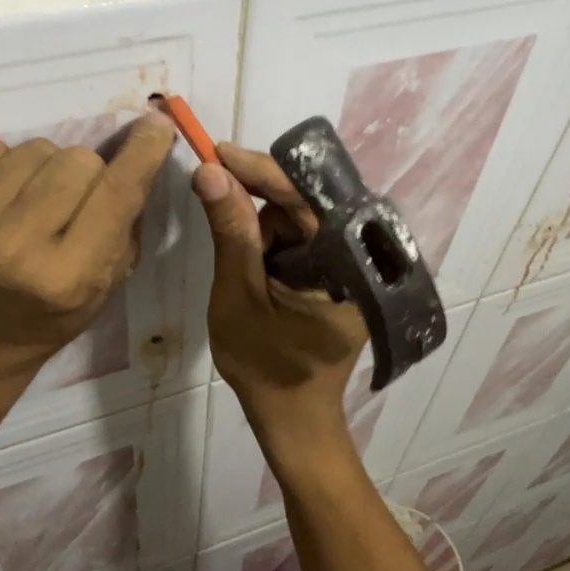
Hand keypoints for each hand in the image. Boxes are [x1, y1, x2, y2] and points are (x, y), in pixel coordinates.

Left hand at [0, 114, 176, 380]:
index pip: (117, 191)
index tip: (155, 126)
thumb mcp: (108, 282)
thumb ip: (127, 219)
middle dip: (84, 175)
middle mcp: (13, 251)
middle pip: (76, 159)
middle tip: (70, 205)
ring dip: (40, 170)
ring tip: (28, 205)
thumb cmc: (53, 313)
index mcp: (67, 278)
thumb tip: (146, 141)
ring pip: (32, 148)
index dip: (143, 152)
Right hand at [191, 142, 368, 434]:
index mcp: (344, 260)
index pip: (301, 196)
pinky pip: (304, 244)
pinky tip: (253, 267)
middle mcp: (358, 257)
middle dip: (256, 202)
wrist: (294, 418)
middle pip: (302, 205)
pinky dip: (273, 247)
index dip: (258, 170)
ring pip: (299, 224)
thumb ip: (230, 231)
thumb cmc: (265, 365)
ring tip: (239, 266)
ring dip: (263, 230)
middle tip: (213, 199)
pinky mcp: (340, 278)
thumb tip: (211, 172)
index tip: (216, 152)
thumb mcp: (238, 295)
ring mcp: (351, 268)